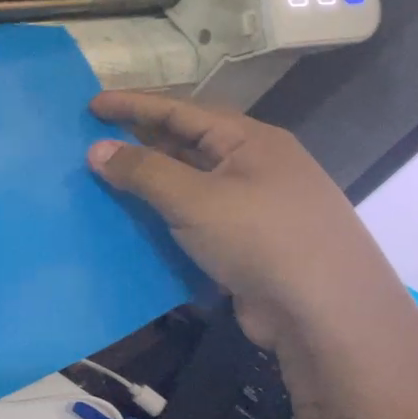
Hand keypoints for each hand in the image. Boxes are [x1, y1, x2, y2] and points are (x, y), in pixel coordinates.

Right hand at [86, 92, 403, 349]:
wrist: (326, 313)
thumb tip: (96, 149)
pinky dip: (161, 215)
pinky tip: (132, 222)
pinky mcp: (246, 243)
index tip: (90, 105)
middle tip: (92, 141)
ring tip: (102, 181)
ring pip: (188, 183)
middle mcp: (254, 166)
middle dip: (139, 141)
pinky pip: (192, 218)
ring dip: (147, 182)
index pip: (181, 111)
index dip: (134, 105)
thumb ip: (142, 171)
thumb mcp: (195, 199)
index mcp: (250, 142)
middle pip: (186, 143)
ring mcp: (253, 206)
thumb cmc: (262, 239)